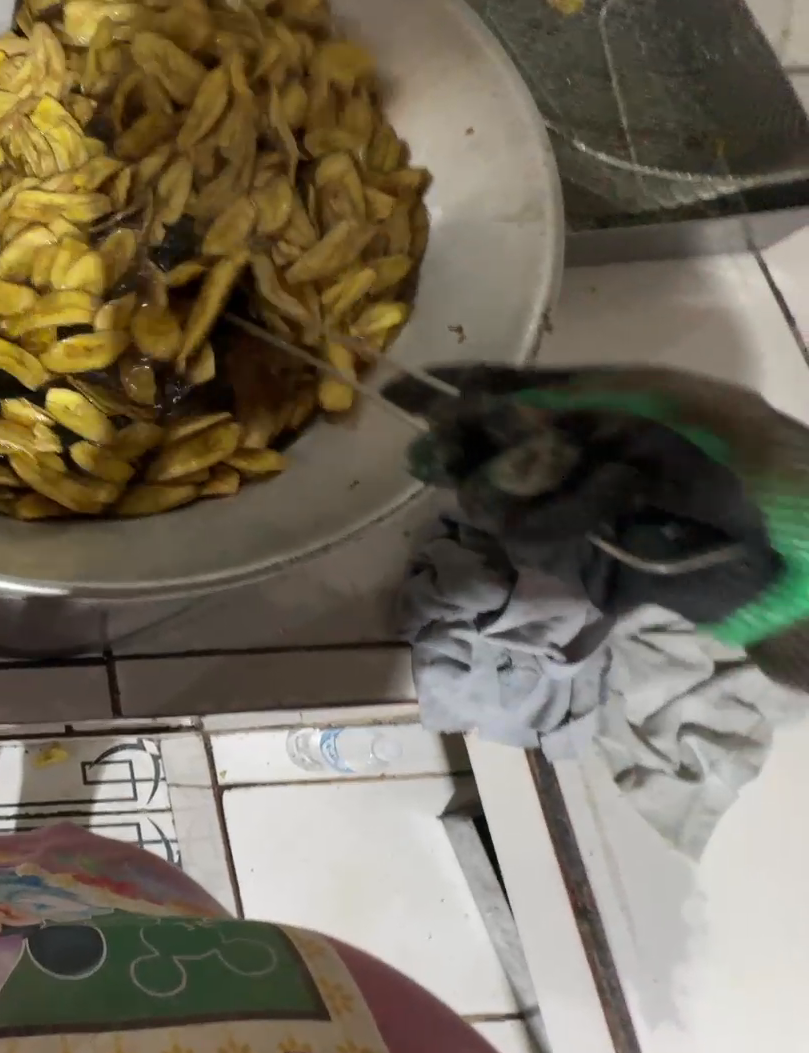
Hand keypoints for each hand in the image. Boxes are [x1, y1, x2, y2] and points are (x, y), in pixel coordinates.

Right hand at [384, 364, 787, 626]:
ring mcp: (545, 503)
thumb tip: (455, 405)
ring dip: (530, 479)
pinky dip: (564, 513)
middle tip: (468, 443)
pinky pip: (519, 529)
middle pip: (463, 446)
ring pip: (478, 490)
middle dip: (462, 442)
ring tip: (597, 474)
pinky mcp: (551, 551)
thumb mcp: (642, 399)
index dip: (441, 392)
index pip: (487, 394)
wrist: (790, 541)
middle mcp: (548, 454)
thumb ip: (546, 397)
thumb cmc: (732, 449)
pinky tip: (612, 507)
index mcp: (572, 407)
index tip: (395, 389)